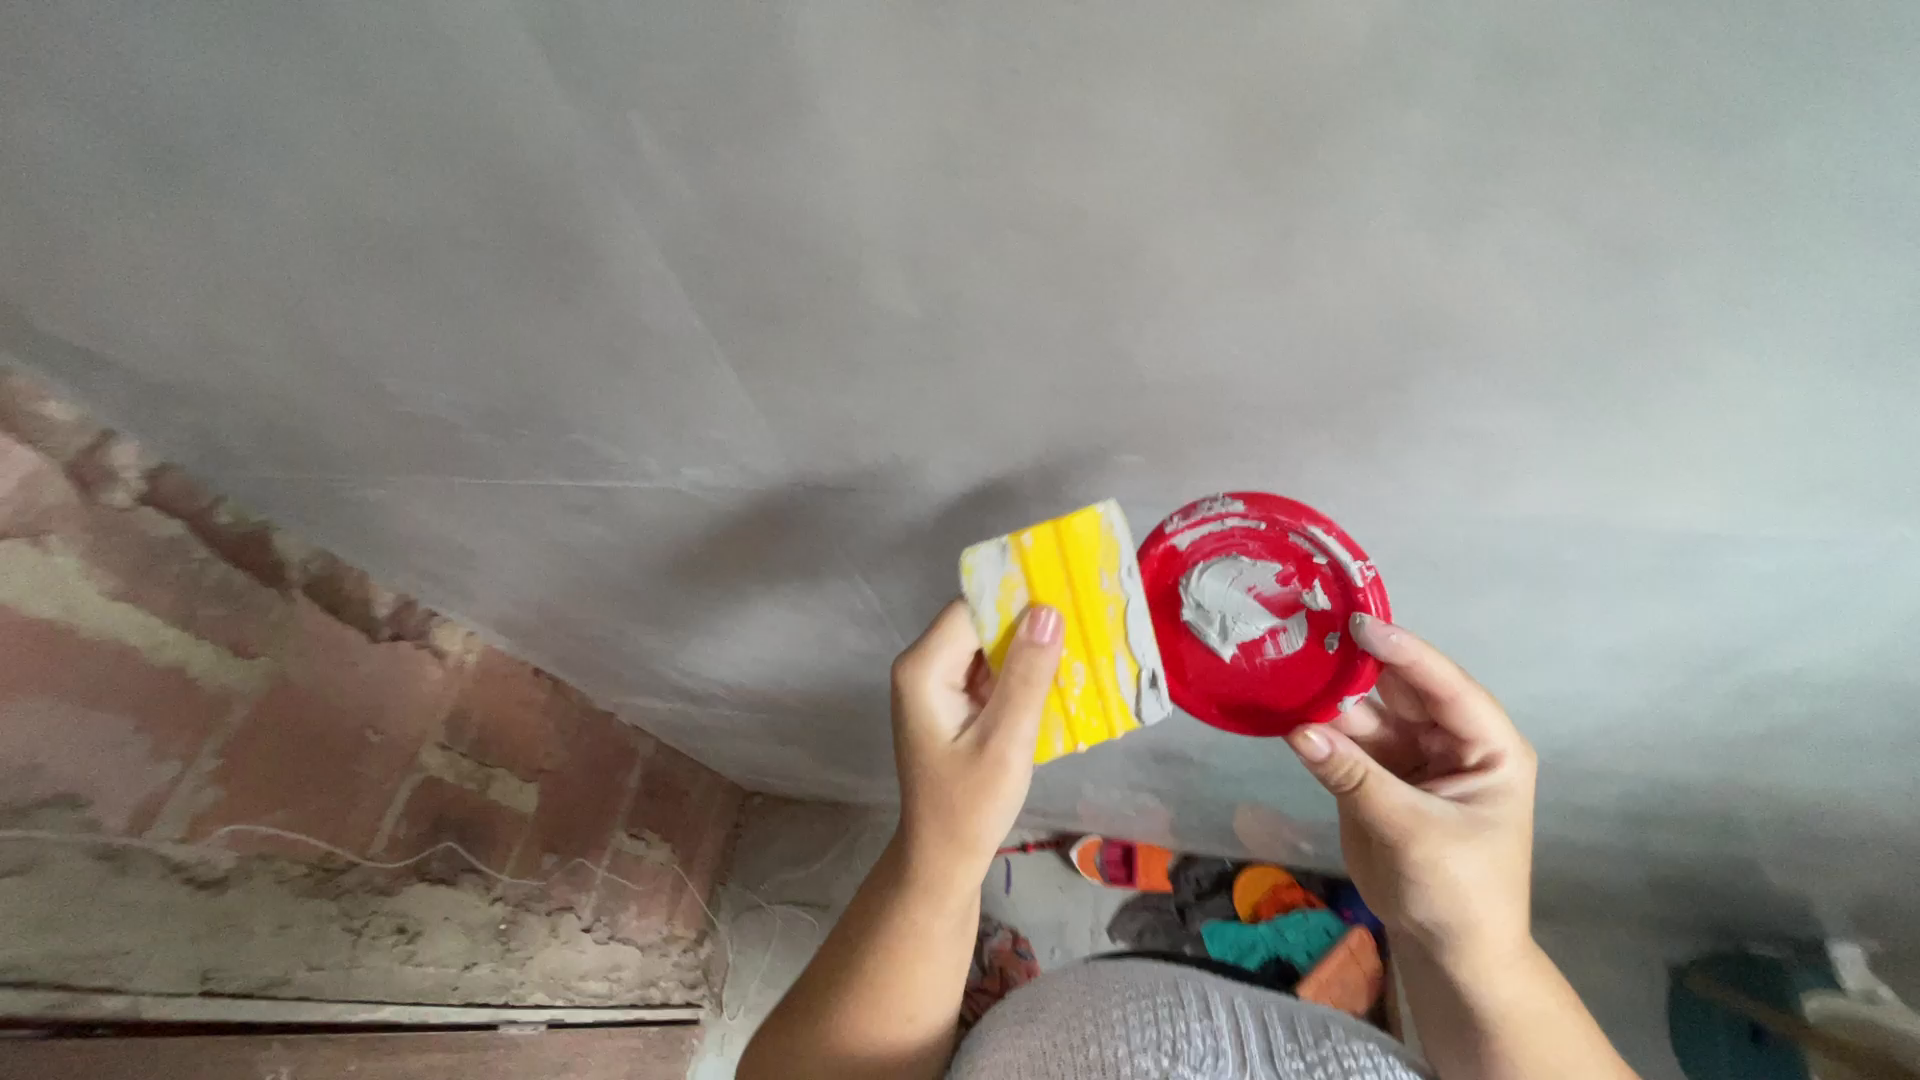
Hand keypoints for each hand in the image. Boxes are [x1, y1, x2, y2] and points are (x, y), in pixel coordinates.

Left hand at [890, 599, 1064, 880]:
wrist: (943, 858)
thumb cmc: (970, 806)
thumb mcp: (1005, 741)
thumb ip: (1027, 675)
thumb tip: (1048, 610)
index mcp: (924, 669)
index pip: (972, 609)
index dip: (1016, 597)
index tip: (1066, 590)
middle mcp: (924, 666)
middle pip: (980, 621)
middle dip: (1028, 619)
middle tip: (1083, 614)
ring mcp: (938, 683)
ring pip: (989, 643)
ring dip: (1029, 644)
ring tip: (1081, 638)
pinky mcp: (954, 699)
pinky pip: (990, 668)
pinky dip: (1021, 669)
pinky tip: (1059, 673)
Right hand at [1286, 612, 1536, 968]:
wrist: (1444, 947)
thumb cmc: (1458, 891)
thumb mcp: (1414, 832)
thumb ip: (1355, 778)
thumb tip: (1298, 730)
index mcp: (1487, 747)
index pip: (1446, 687)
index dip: (1404, 653)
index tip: (1356, 624)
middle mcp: (1447, 739)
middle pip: (1398, 689)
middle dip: (1356, 663)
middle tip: (1307, 631)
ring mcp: (1407, 754)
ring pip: (1363, 710)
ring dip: (1326, 694)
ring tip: (1283, 666)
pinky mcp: (1373, 772)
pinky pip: (1340, 739)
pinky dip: (1313, 725)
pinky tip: (1283, 705)